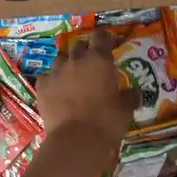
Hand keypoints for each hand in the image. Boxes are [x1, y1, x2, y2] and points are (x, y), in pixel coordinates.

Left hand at [33, 33, 131, 148]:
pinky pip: (46, 76)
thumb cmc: (107, 122)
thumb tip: (135, 94)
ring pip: (60, 59)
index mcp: (100, 60)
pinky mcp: (42, 86)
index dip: (103, 37)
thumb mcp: (125, 110)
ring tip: (71, 77)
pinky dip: (51, 80)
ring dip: (67, 65)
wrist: (77, 140)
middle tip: (90, 64)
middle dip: (84, 52)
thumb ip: (129, 97)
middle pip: (78, 45)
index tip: (106, 42)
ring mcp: (56, 72)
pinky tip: (55, 90)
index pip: (101, 36)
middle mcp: (77, 60)